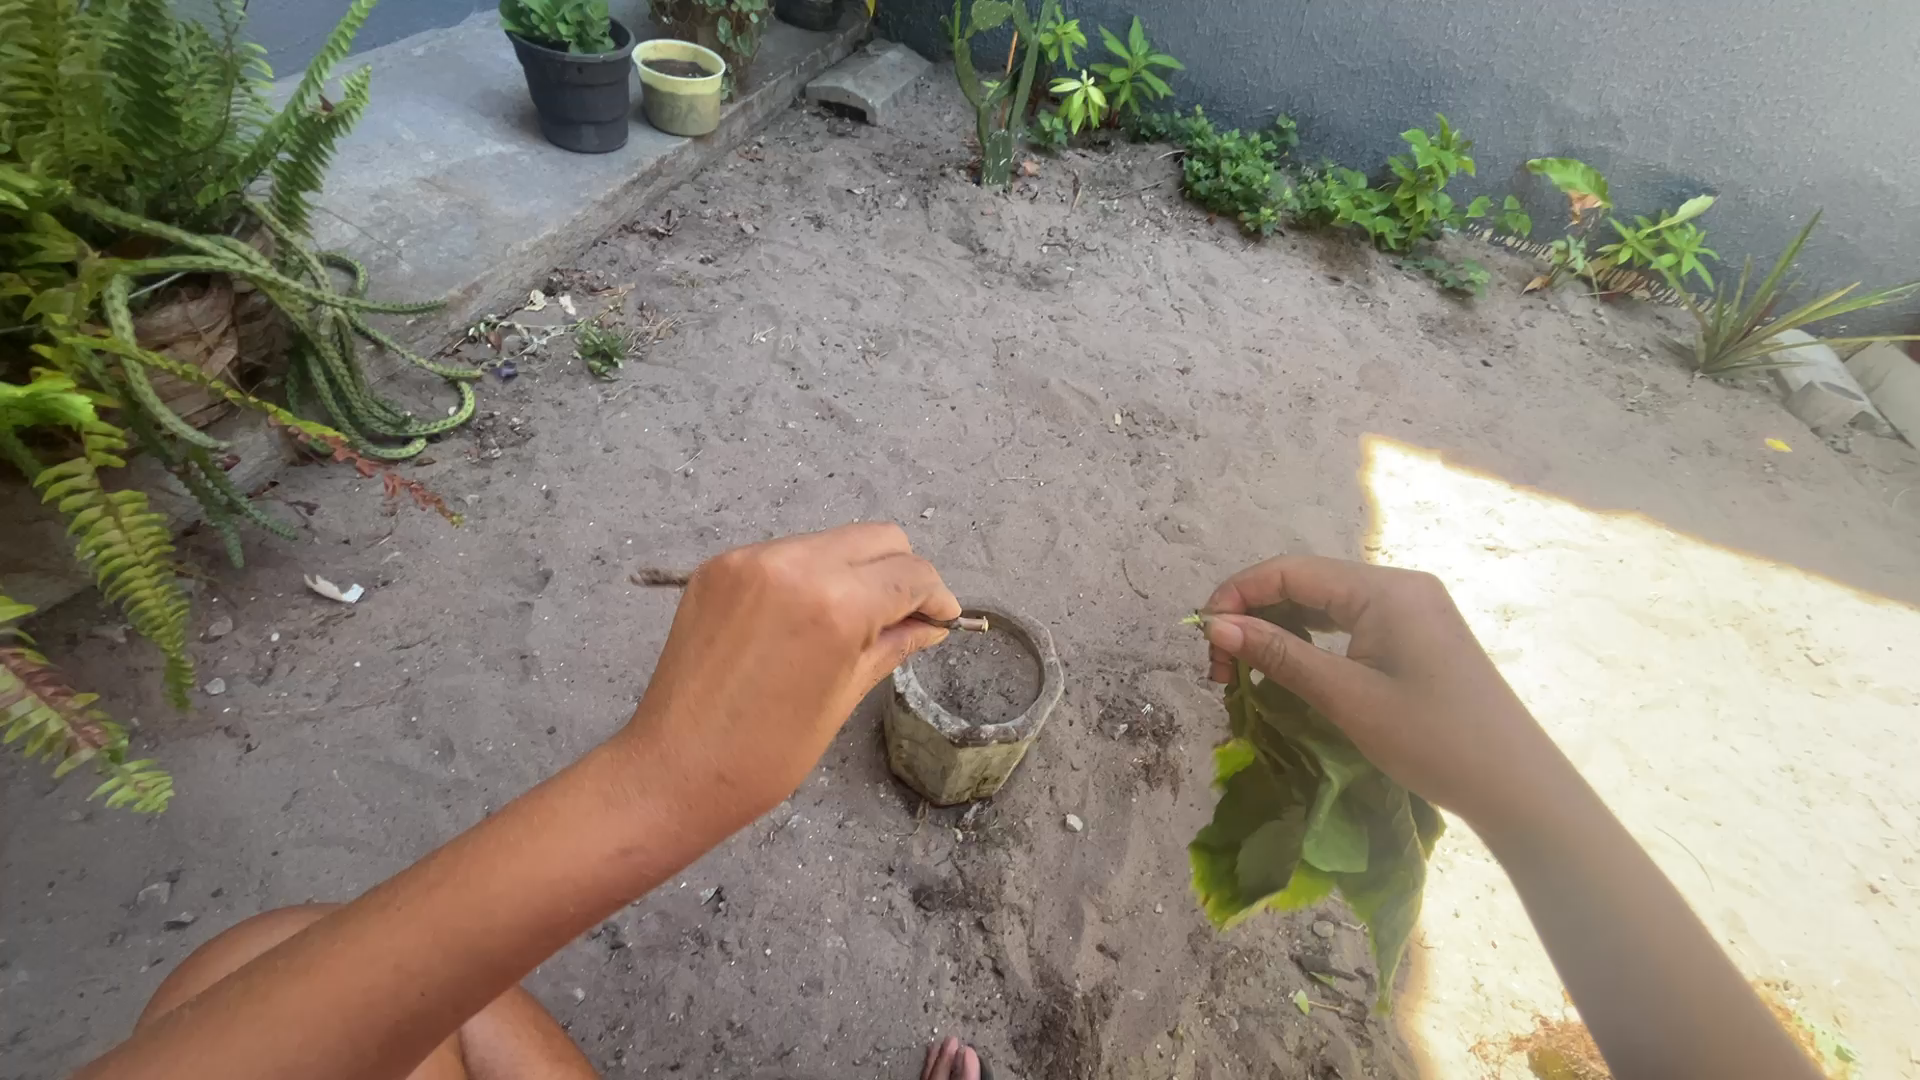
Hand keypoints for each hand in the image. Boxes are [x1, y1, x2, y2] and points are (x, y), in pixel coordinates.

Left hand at [622, 524, 959, 835]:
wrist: (673, 769)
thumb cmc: (769, 753)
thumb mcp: (846, 695)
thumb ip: (894, 644)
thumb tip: (931, 624)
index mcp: (836, 603)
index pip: (911, 573)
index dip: (936, 595)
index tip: (941, 618)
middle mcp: (796, 563)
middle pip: (879, 538)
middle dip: (901, 572)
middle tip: (903, 616)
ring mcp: (753, 558)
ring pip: (835, 540)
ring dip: (857, 571)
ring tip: (852, 619)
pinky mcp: (722, 564)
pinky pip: (790, 553)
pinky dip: (812, 575)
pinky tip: (804, 617)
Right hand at [1201, 555, 1565, 832]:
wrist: (1521, 791)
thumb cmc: (1435, 741)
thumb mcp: (1345, 696)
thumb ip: (1277, 653)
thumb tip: (1214, 626)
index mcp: (1384, 589)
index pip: (1289, 570)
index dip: (1236, 595)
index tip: (1203, 636)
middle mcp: (1395, 586)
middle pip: (1301, 583)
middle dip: (1252, 616)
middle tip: (1221, 666)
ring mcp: (1406, 609)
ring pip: (1318, 604)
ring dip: (1274, 630)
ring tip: (1244, 669)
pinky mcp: (1410, 635)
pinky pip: (1342, 623)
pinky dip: (1305, 640)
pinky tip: (1284, 664)